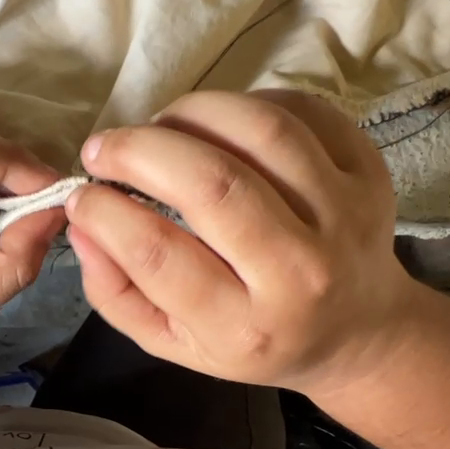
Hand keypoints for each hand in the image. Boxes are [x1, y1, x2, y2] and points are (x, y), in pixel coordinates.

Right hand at [64, 89, 418, 393]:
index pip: (159, 254)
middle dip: (139, 152)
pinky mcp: (370, 170)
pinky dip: (242, 105)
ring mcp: (345, 214)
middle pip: (212, 185)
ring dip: (189, 114)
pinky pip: (300, 110)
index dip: (106, 214)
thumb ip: (116, 293)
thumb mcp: (170, 343)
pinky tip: (213, 126)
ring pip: (259, 131)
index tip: (80, 196)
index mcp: (243, 326)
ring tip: (156, 127)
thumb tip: (81, 225)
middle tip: (103, 149)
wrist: (356, 333)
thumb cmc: (249, 341)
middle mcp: (300, 272)